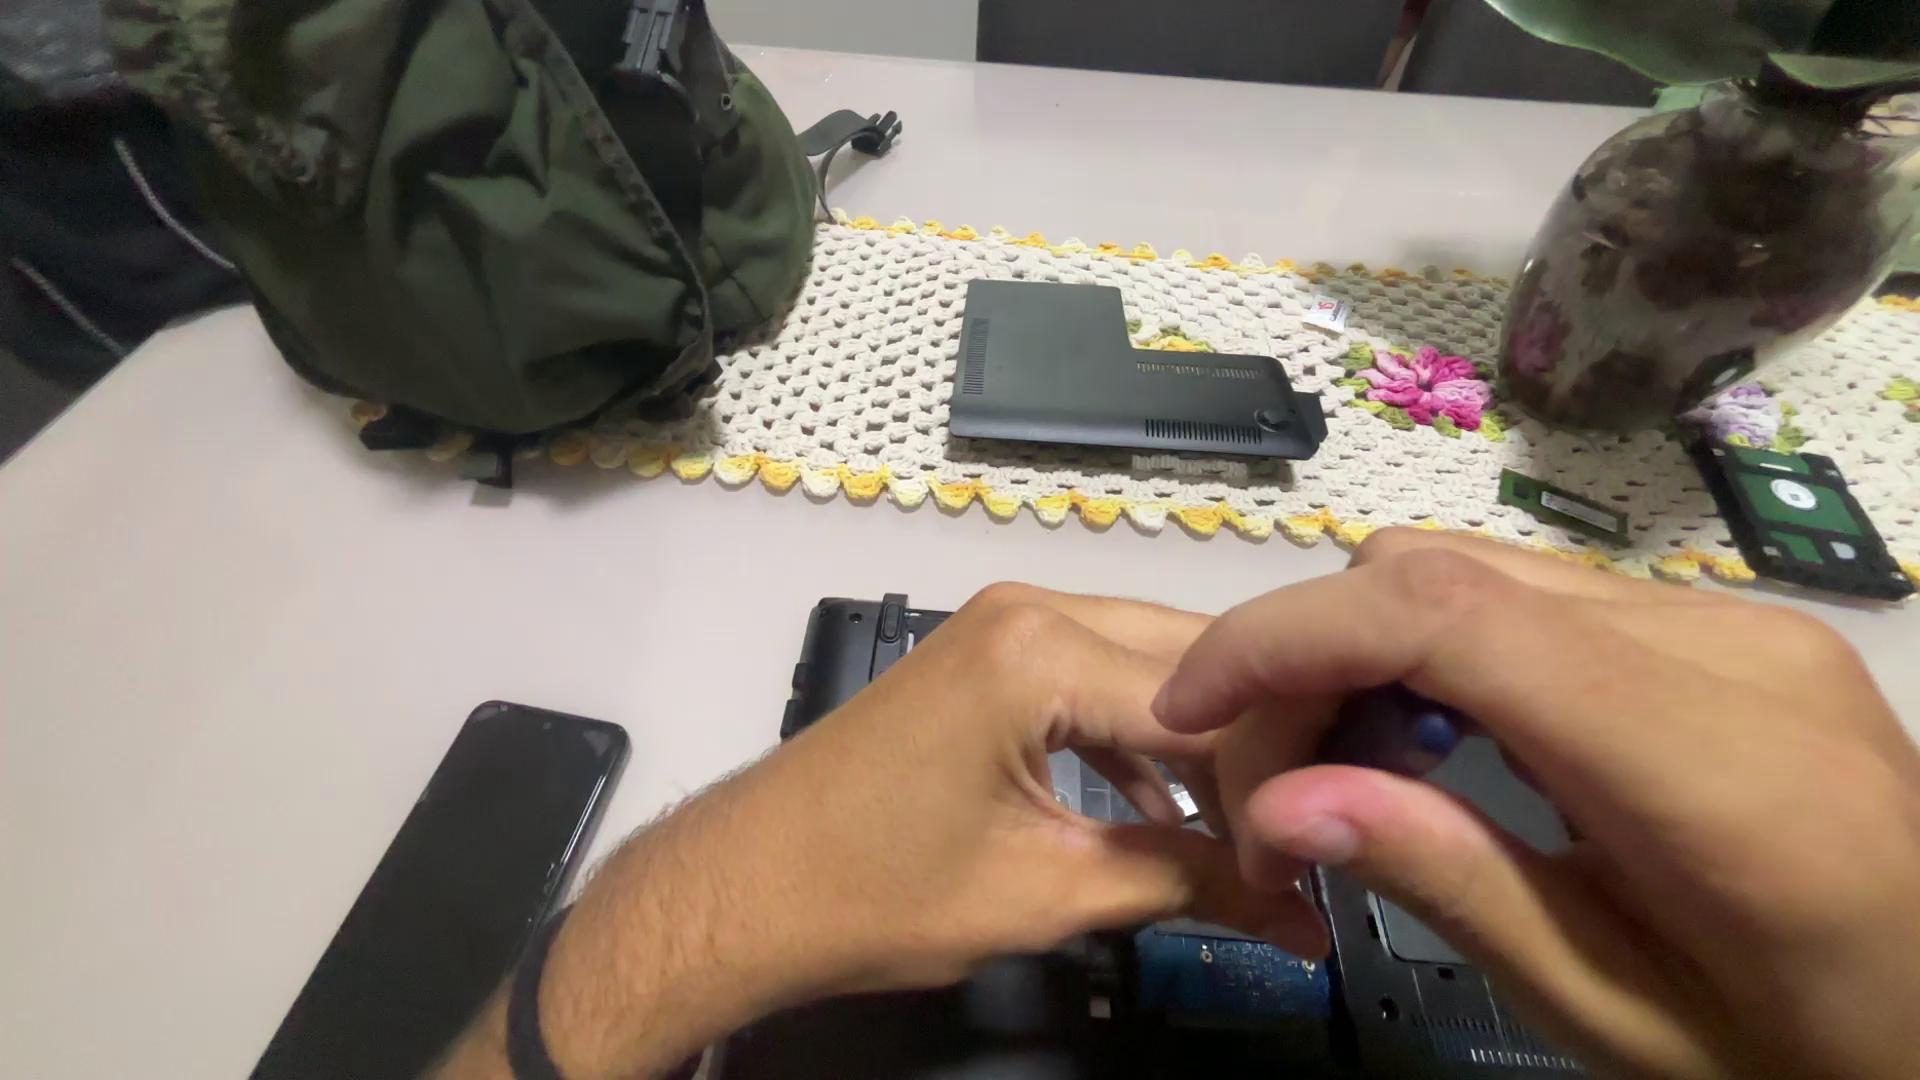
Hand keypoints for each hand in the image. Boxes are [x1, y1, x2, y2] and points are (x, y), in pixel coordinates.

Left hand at [434, 584, 1321, 1079]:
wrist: (746, 880)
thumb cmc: (879, 891)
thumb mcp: (1045, 890)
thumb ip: (1182, 881)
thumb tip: (1299, 915)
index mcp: (1044, 651)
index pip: (1210, 703)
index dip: (1277, 779)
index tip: (1324, 852)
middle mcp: (1032, 607)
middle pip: (1185, 662)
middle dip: (1249, 744)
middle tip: (1309, 826)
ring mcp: (1004, 621)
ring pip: (1141, 663)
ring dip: (1194, 740)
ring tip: (1252, 823)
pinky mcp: (987, 651)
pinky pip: (1089, 676)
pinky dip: (1132, 733)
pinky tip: (1164, 802)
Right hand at [1153, 529, 1919, 1079]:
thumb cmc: (1821, 1058)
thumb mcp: (1616, 1017)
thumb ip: (1447, 886)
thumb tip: (1278, 805)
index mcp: (1716, 764)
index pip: (1441, 617)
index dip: (1280, 638)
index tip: (1190, 708)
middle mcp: (1710, 640)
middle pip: (1416, 580)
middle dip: (1293, 667)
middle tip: (1266, 787)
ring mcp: (1704, 611)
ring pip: (1438, 567)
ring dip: (1340, 651)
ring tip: (1334, 759)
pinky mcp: (1685, 615)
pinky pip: (1486, 590)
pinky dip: (1400, 646)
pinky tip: (1414, 731)